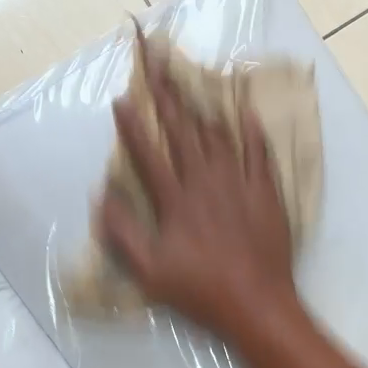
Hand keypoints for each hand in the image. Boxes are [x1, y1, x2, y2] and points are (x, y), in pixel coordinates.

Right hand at [100, 34, 304, 340]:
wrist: (258, 304)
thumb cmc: (202, 292)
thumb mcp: (151, 273)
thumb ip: (123, 234)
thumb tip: (101, 196)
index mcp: (175, 201)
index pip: (148, 154)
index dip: (133, 126)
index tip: (122, 99)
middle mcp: (205, 183)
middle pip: (182, 132)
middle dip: (167, 97)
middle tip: (157, 63)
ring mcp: (239, 185)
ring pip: (218, 137)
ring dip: (202, 109)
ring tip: (192, 85)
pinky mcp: (266, 194)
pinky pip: (259, 153)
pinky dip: (251, 130)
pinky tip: (246, 112)